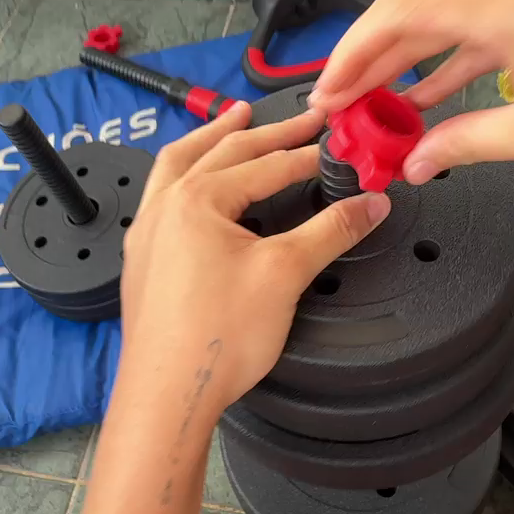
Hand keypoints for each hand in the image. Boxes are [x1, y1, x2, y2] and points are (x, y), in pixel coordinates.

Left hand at [118, 102, 391, 408]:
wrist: (167, 395)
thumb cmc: (217, 337)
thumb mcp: (286, 274)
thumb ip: (331, 231)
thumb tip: (371, 205)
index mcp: (197, 199)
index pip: (267, 166)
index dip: (308, 157)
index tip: (338, 150)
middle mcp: (164, 206)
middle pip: (222, 152)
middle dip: (266, 132)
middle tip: (302, 118)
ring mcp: (147, 232)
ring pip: (179, 165)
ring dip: (211, 139)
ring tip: (235, 119)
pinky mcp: (142, 258)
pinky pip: (162, 195)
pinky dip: (186, 173)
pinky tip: (197, 182)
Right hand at [308, 0, 513, 179]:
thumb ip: (466, 144)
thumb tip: (414, 164)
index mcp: (511, 7)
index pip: (402, 14)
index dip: (353, 53)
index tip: (328, 95)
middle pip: (421, 15)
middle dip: (376, 62)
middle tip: (342, 107)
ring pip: (454, 23)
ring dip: (414, 63)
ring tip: (376, 107)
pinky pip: (490, 29)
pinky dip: (458, 61)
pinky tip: (432, 95)